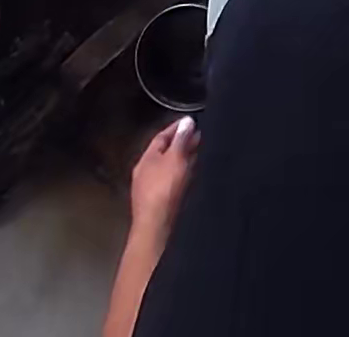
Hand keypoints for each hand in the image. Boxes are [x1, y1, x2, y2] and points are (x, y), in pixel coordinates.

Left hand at [129, 116, 198, 233]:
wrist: (156, 227)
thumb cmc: (164, 187)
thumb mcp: (175, 157)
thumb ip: (181, 139)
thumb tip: (187, 121)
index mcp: (147, 158)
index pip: (162, 136)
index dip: (177, 128)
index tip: (191, 121)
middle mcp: (146, 172)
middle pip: (166, 152)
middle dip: (182, 143)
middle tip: (200, 136)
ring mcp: (151, 189)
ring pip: (170, 167)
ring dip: (185, 159)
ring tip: (202, 152)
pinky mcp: (160, 203)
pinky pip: (174, 181)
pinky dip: (184, 174)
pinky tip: (195, 174)